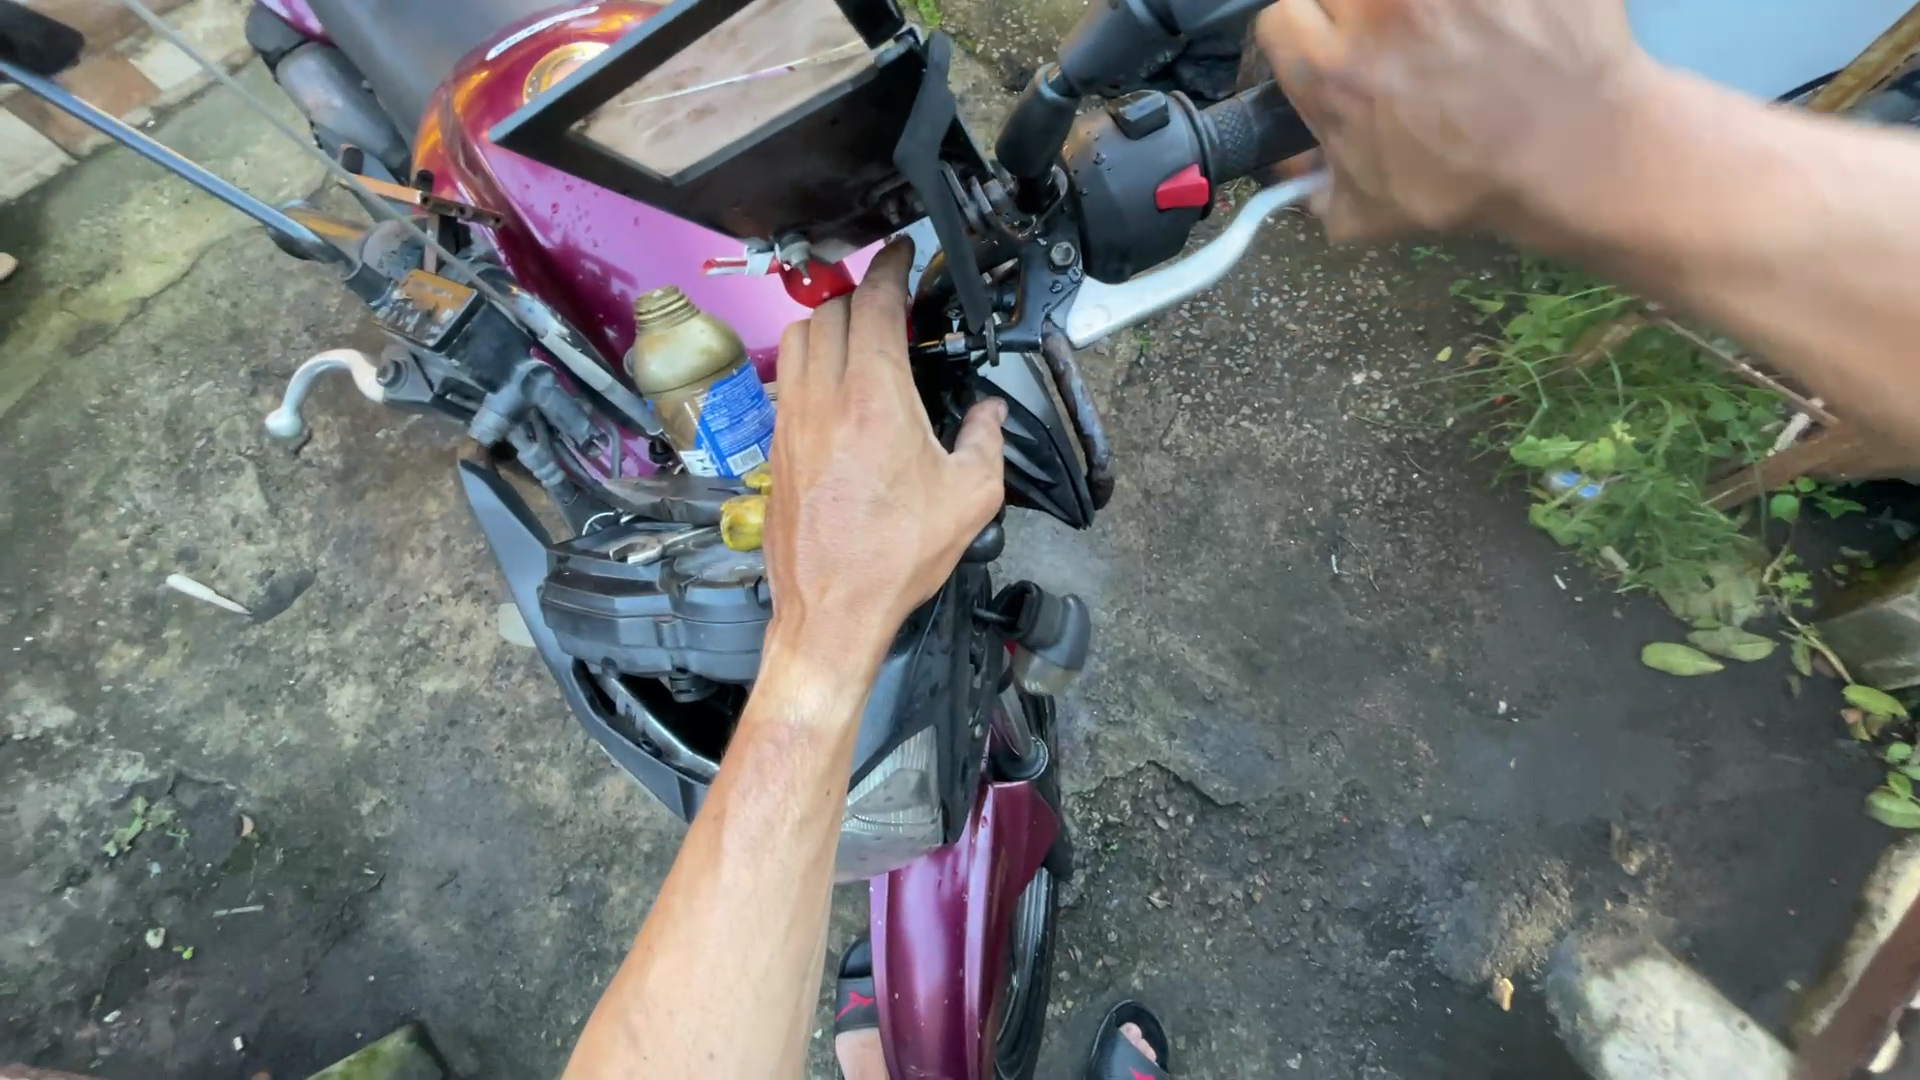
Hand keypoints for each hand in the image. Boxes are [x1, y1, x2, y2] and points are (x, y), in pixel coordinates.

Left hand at [764, 238, 1006, 666]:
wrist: (832, 608)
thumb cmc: (895, 556)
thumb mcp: (971, 496)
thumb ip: (987, 441)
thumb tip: (989, 417)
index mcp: (874, 399)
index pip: (873, 305)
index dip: (890, 268)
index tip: (900, 254)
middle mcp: (823, 400)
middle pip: (827, 312)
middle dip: (859, 294)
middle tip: (888, 304)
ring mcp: (791, 423)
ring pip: (797, 340)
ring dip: (826, 323)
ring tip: (857, 338)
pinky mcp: (776, 450)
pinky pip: (785, 381)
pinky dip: (808, 364)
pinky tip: (833, 390)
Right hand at [1256, 0, 1655, 240]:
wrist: (1570, 148)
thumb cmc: (1460, 187)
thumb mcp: (1360, 213)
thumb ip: (1307, 188)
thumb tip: (1286, 164)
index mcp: (1331, 75)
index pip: (1277, 19)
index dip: (1295, 37)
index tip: (1318, 49)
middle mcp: (1376, 12)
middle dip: (1342, 10)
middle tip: (1373, 34)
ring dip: (1398, 3)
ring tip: (1426, 20)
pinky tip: (1475, 12)